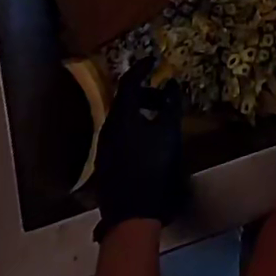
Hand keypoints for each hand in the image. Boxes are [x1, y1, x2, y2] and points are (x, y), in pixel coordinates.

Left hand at [93, 60, 187, 240]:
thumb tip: (172, 84)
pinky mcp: (106, 163)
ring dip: (141, 112)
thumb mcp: (169, 132)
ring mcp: (104, 148)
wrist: (133, 215)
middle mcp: (108, 128)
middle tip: (164, 95)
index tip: (153, 60)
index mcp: (122, 116)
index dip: (142, 68)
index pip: (129, 83)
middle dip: (146, 94)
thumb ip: (171, 105)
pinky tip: (149, 140)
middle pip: (125, 101)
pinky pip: (120, 134)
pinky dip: (135, 127)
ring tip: (160, 117)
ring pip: (122, 119)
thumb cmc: (154, 169)